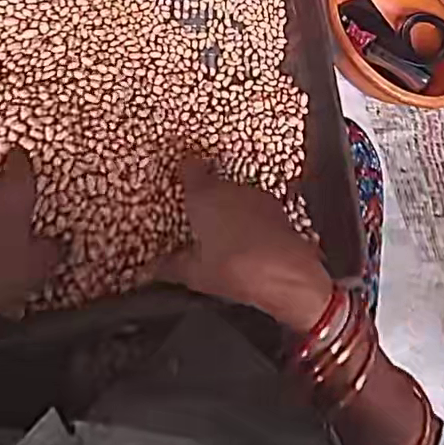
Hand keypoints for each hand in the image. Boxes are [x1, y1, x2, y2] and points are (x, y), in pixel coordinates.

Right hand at [158, 158, 335, 331]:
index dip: (185, 173)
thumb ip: (173, 267)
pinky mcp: (275, 208)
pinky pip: (253, 208)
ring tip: (224, 237)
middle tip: (198, 224)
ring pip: (234, 195)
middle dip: (206, 200)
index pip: (190, 170)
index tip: (180, 179)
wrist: (287, 273)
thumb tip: (156, 268)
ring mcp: (254, 195)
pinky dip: (248, 219)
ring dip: (228, 209)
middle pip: (212, 185)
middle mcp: (228, 188)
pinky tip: (248, 242)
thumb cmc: (236, 269)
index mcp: (203, 196)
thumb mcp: (196, 274)